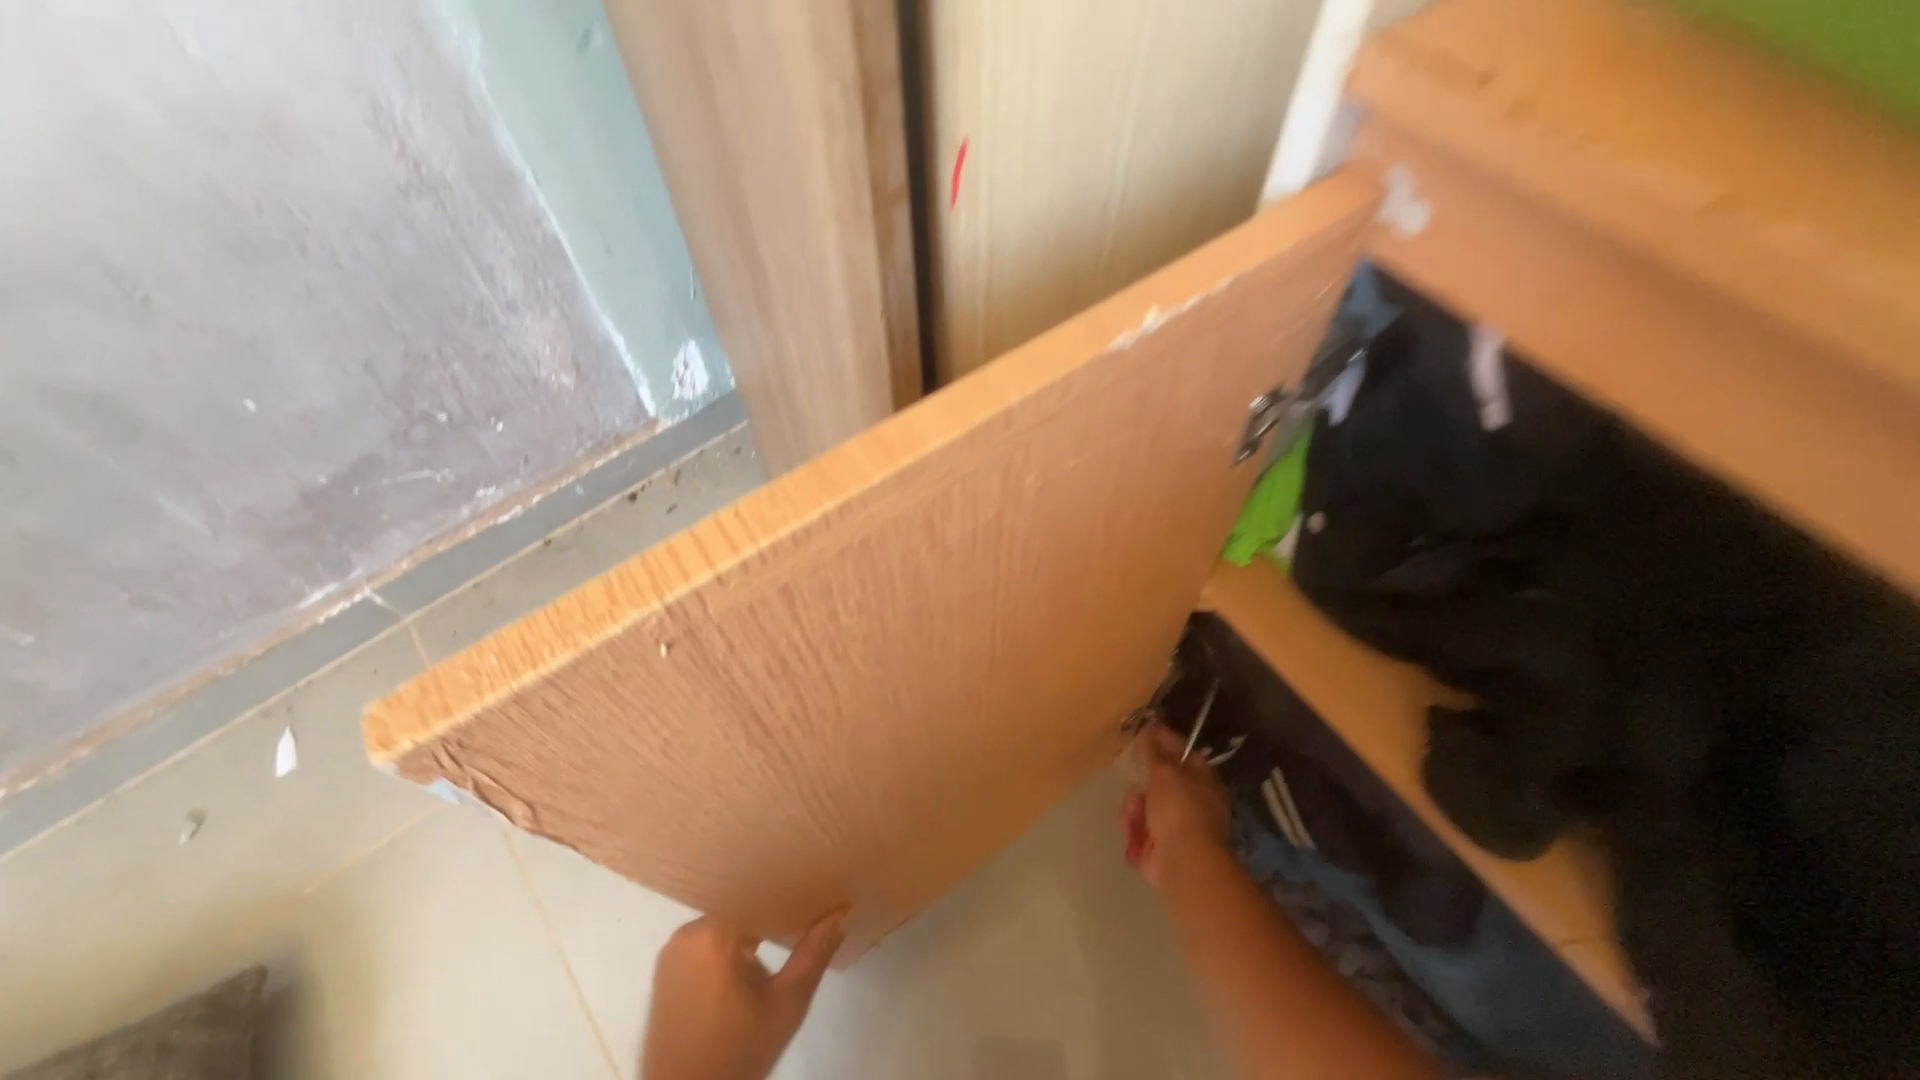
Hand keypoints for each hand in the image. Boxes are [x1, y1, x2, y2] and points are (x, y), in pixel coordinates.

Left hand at [641, 909, 847, 1079]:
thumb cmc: (737, 1052)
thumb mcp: (787, 1003)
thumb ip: (815, 952)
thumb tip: (843, 911)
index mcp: (714, 933)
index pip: (756, 891)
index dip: (786, 890)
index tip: (813, 889)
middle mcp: (687, 933)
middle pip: (739, 907)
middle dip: (771, 913)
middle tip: (805, 916)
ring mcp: (672, 953)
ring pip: (722, 926)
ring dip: (750, 932)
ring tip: (784, 938)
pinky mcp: (665, 973)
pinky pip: (704, 944)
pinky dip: (728, 949)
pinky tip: (753, 967)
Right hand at [1122, 722, 1232, 889]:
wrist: (1184, 863)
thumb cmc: (1180, 810)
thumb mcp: (1164, 773)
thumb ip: (1153, 750)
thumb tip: (1149, 726)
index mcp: (1201, 780)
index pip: (1182, 753)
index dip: (1163, 742)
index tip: (1143, 732)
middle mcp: (1191, 802)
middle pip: (1157, 784)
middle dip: (1141, 788)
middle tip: (1136, 789)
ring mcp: (1176, 828)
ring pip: (1143, 808)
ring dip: (1134, 812)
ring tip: (1134, 819)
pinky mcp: (1159, 849)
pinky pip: (1139, 832)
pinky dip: (1134, 833)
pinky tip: (1135, 837)